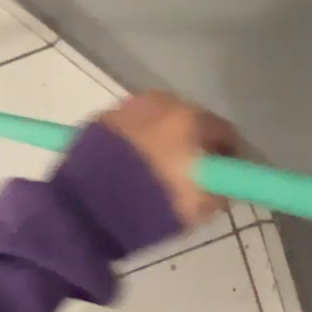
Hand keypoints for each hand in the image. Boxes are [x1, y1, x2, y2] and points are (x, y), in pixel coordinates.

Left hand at [98, 91, 241, 228]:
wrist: (83, 210)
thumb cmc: (148, 208)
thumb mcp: (195, 210)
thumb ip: (219, 193)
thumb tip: (222, 188)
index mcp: (190, 119)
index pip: (224, 133)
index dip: (227, 156)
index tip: (223, 175)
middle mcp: (161, 102)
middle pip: (190, 121)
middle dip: (193, 145)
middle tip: (188, 175)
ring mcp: (127, 108)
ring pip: (157, 123)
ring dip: (162, 141)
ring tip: (154, 172)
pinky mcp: (100, 120)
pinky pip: (129, 129)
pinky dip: (134, 143)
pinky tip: (128, 167)